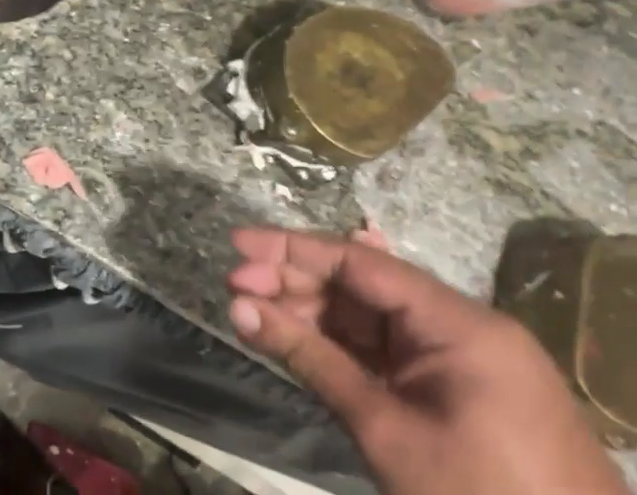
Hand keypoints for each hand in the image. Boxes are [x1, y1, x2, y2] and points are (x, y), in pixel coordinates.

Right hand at [226, 228, 626, 494]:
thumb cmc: (478, 492)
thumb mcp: (382, 425)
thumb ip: (309, 358)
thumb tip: (237, 307)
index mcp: (461, 326)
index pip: (361, 264)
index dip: (292, 248)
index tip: (235, 243)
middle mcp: (464, 329)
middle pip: (363, 286)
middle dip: (294, 283)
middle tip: (233, 287)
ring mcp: (463, 360)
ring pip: (369, 317)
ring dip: (308, 313)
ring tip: (252, 314)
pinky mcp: (455, 387)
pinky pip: (385, 348)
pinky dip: (336, 342)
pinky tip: (292, 336)